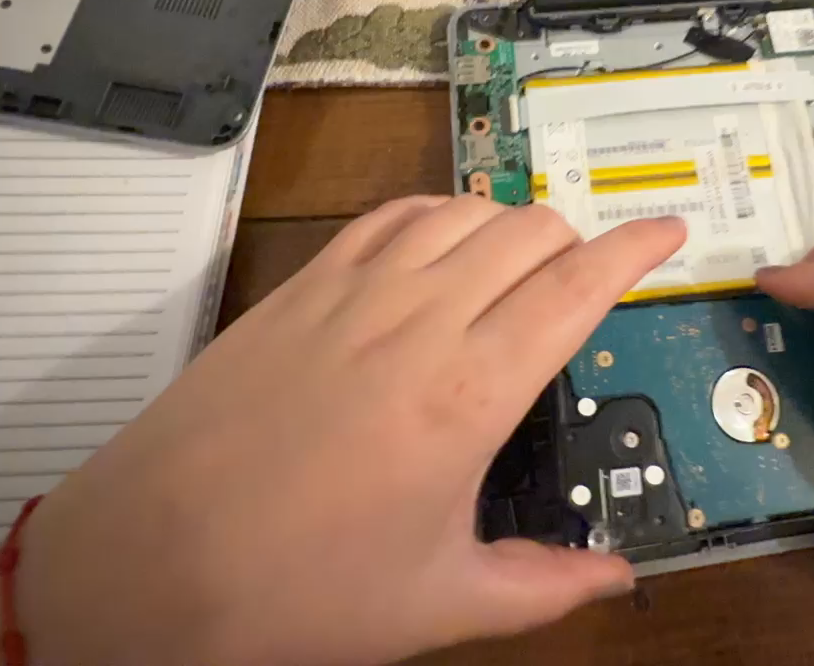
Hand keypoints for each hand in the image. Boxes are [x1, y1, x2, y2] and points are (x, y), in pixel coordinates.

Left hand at [9, 198, 685, 664]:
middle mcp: (426, 316)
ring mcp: (362, 286)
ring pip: (470, 210)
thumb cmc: (299, 590)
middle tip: (581, 283)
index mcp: (471, 389)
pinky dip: (441, 214)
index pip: (579, 286)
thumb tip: (617, 580)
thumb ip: (543, 586)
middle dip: (578, 241)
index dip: (636, 248)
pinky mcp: (311, 278)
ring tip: (518, 265)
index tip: (669, 230)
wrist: (143, 563)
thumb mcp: (436, 603)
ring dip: (513, 225)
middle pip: (533, 230)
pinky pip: (397, 212)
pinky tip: (443, 246)